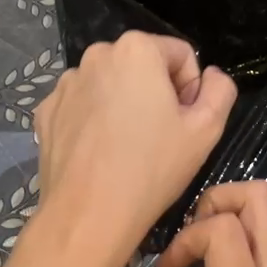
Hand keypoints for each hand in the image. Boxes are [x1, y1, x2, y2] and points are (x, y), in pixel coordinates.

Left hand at [0, 31, 235, 266]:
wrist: (87, 217)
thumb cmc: (152, 168)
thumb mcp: (207, 129)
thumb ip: (221, 89)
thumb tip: (210, 75)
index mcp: (137, 48)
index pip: (181, 55)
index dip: (190, 90)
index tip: (183, 124)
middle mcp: (98, 54)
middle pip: (144, 66)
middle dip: (156, 93)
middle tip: (159, 136)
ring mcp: (66, 83)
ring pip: (112, 84)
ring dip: (124, 105)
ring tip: (127, 148)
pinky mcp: (46, 110)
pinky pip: (83, 105)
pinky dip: (94, 120)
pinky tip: (100, 153)